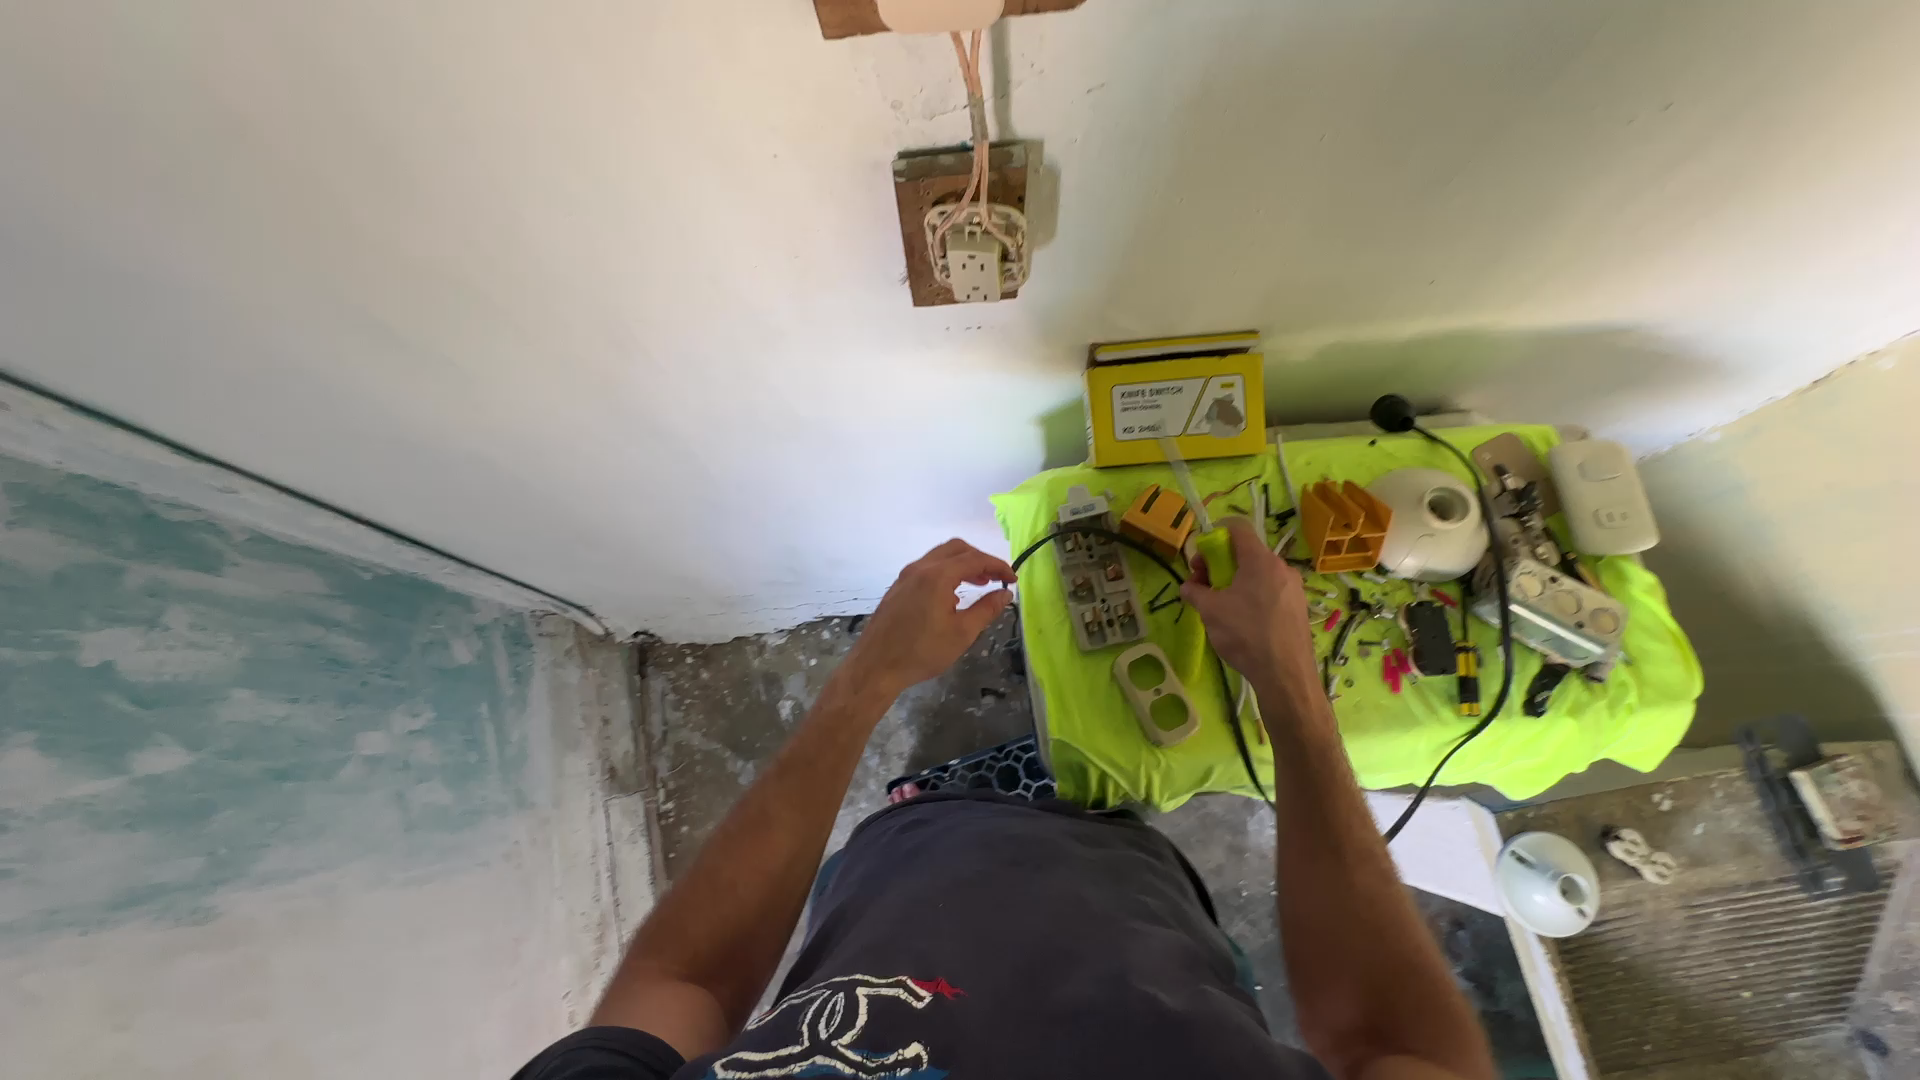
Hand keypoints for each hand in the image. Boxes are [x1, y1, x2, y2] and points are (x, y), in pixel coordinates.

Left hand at [841, 538, 1016, 697]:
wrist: (876, 666)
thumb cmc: (922, 652)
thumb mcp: (962, 633)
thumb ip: (986, 609)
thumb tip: (1005, 593)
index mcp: (937, 575)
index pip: (975, 559)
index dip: (998, 566)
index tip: (1012, 579)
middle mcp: (920, 568)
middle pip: (956, 549)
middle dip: (980, 560)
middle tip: (996, 578)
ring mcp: (906, 576)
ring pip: (940, 557)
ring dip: (962, 565)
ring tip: (979, 584)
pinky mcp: (898, 587)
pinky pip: (927, 569)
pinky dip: (946, 572)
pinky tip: (953, 596)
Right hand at [1180, 518, 1314, 687]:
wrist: (1285, 674)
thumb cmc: (1245, 634)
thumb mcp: (1210, 610)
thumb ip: (1194, 592)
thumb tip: (1187, 587)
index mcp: (1260, 560)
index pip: (1237, 528)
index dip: (1215, 534)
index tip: (1201, 556)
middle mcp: (1281, 567)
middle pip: (1246, 552)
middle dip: (1220, 563)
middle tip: (1203, 584)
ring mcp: (1293, 588)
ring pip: (1258, 573)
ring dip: (1235, 581)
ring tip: (1220, 606)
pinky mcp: (1298, 607)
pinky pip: (1270, 590)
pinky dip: (1252, 595)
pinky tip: (1242, 620)